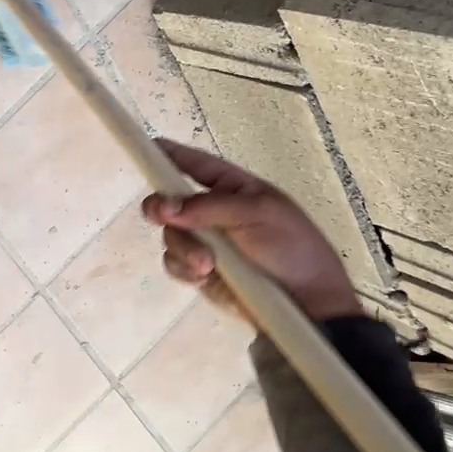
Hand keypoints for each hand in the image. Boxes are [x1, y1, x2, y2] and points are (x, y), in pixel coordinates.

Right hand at [141, 139, 361, 322]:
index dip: (169, 154)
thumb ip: (210, 205)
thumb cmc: (292, 249)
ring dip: (184, 248)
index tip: (145, 146)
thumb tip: (164, 206)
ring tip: (208, 265)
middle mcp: (212, 211)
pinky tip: (204, 276)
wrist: (307, 306)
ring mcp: (204, 241)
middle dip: (160, 207)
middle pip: (167, 199)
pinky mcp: (197, 270)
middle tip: (162, 217)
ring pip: (169, 234)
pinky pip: (172, 262)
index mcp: (233, 188)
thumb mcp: (259, 214)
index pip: (196, 164)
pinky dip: (184, 268)